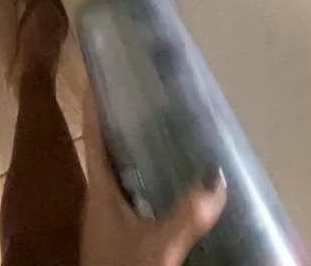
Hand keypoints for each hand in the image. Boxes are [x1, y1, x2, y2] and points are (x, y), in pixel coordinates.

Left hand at [80, 94, 227, 265]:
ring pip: (122, 168)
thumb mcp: (158, 246)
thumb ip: (186, 214)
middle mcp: (101, 195)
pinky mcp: (123, 234)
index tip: (103, 64)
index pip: (93, 130)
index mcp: (99, 186)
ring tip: (167, 121)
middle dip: (125, 116)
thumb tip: (217, 173)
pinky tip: (174, 178)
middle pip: (108, 144)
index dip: (95, 97)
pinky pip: (135, 192)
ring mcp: (111, 216)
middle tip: (149, 85)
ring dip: (138, 146)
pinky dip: (150, 177)